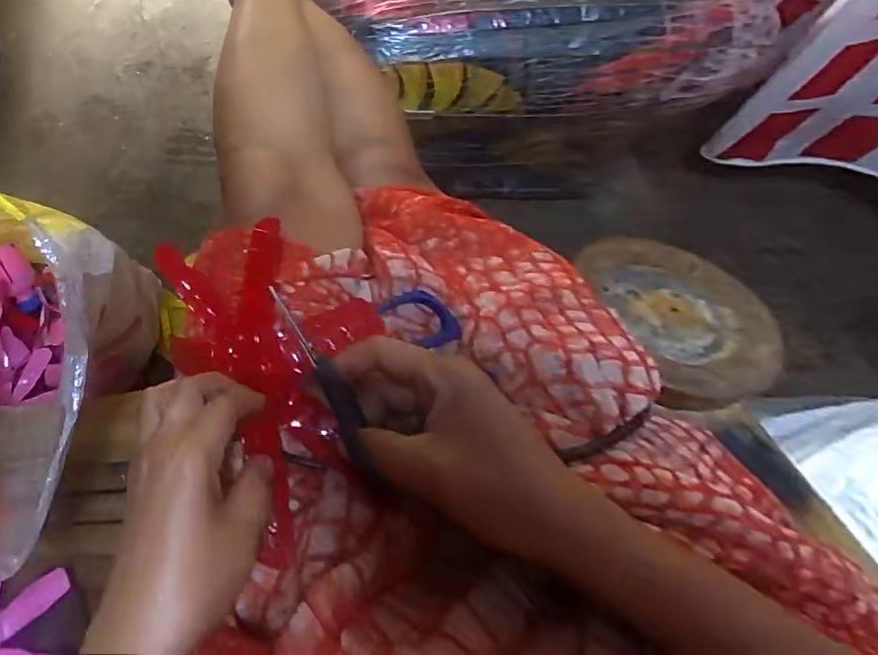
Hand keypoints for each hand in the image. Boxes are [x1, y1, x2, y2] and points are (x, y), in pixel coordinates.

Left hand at [83, 374, 272, 654]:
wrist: (141, 619)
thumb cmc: (198, 577)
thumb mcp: (242, 535)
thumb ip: (255, 486)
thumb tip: (260, 458)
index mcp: (190, 450)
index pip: (221, 404)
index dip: (248, 398)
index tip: (269, 405)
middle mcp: (160, 441)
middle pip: (185, 388)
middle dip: (217, 384)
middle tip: (244, 398)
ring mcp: (141, 455)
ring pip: (159, 397)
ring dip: (187, 391)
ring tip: (215, 409)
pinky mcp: (134, 473)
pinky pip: (149, 419)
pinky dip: (171, 409)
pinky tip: (191, 438)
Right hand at [334, 337, 603, 564]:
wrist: (566, 526)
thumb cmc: (495, 488)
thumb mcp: (425, 470)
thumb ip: (375, 446)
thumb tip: (340, 435)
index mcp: (441, 372)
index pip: (377, 351)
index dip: (340, 367)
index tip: (311, 391)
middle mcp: (448, 375)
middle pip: (387, 378)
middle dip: (357, 404)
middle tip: (331, 434)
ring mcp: (458, 399)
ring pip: (400, 402)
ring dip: (377, 425)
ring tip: (357, 455)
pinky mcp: (464, 423)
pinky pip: (418, 420)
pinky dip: (398, 437)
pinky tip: (387, 463)